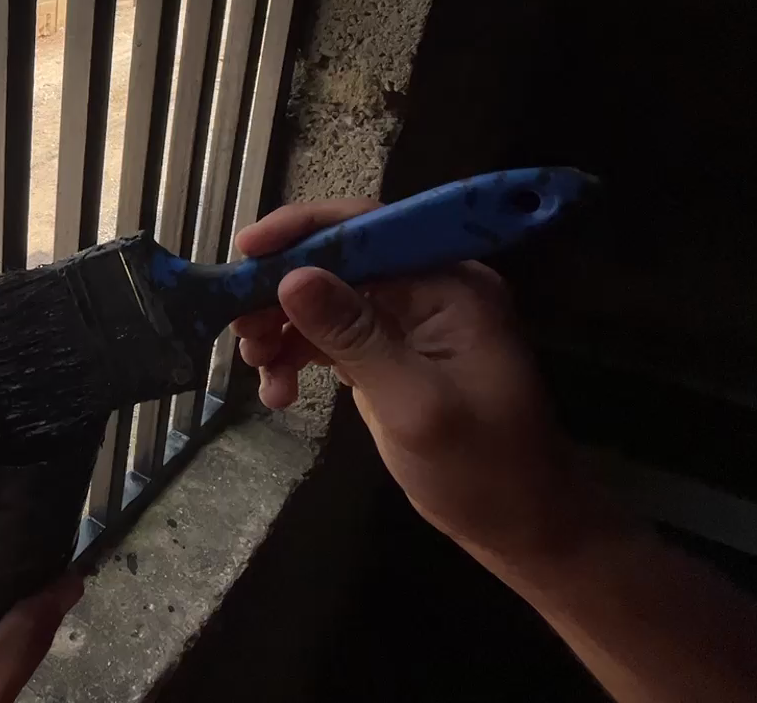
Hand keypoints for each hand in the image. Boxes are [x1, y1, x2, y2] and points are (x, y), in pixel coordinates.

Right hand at [231, 199, 620, 572]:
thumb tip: (292, 278)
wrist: (517, 528)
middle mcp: (421, 287)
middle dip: (277, 290)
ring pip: (315, 296)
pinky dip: (290, 354)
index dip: (302, 230)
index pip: (366, 228)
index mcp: (447, 283)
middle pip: (329, 261)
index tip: (246, 249)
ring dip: (277, 327)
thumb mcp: (415, 403)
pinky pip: (318, 332)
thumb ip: (354, 337)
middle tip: (239, 325)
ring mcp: (398, 317)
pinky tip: (277, 389)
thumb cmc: (483, 470)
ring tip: (257, 367)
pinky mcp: (377, 346)